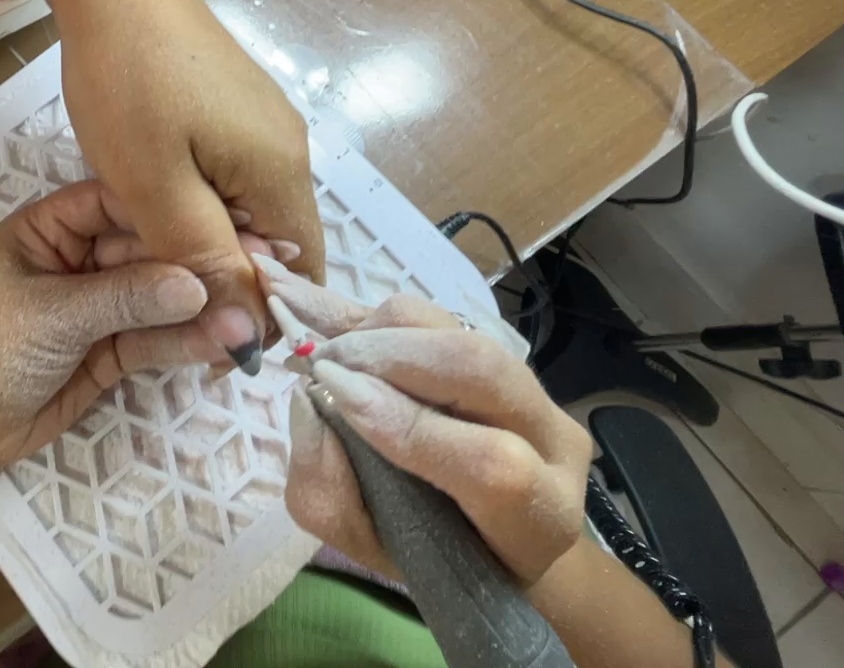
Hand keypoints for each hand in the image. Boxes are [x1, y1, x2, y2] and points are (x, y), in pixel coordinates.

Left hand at [0, 180, 272, 480]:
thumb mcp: (53, 312)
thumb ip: (126, 297)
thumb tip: (200, 282)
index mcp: (50, 227)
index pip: (119, 202)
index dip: (171, 210)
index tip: (229, 220)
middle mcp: (79, 258)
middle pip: (148, 251)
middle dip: (198, 264)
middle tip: (261, 271)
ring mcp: (98, 305)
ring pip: (158, 297)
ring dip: (202, 307)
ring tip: (255, 315)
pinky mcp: (110, 349)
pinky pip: (154, 337)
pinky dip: (186, 340)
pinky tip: (226, 341)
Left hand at [58, 0, 324, 376]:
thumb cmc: (129, 85)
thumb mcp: (155, 185)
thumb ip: (203, 256)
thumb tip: (251, 334)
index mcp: (283, 172)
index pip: (303, 272)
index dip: (261, 315)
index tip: (207, 343)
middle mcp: (287, 148)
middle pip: (277, 243)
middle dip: (230, 280)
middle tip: (165, 302)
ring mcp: (259, 123)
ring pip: (246, 210)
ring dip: (207, 241)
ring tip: (152, 258)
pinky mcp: (228, 107)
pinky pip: (227, 176)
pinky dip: (198, 203)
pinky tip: (154, 205)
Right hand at [254, 256, 592, 586]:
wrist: (489, 533)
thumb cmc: (428, 551)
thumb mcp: (368, 550)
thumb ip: (328, 493)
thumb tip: (307, 404)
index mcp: (535, 514)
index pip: (488, 461)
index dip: (402, 421)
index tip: (329, 392)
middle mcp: (548, 440)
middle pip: (478, 366)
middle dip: (383, 354)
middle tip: (318, 362)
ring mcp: (529, 387)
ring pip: (451, 327)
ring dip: (371, 327)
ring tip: (318, 345)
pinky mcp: (487, 347)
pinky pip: (424, 313)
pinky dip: (355, 307)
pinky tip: (295, 290)